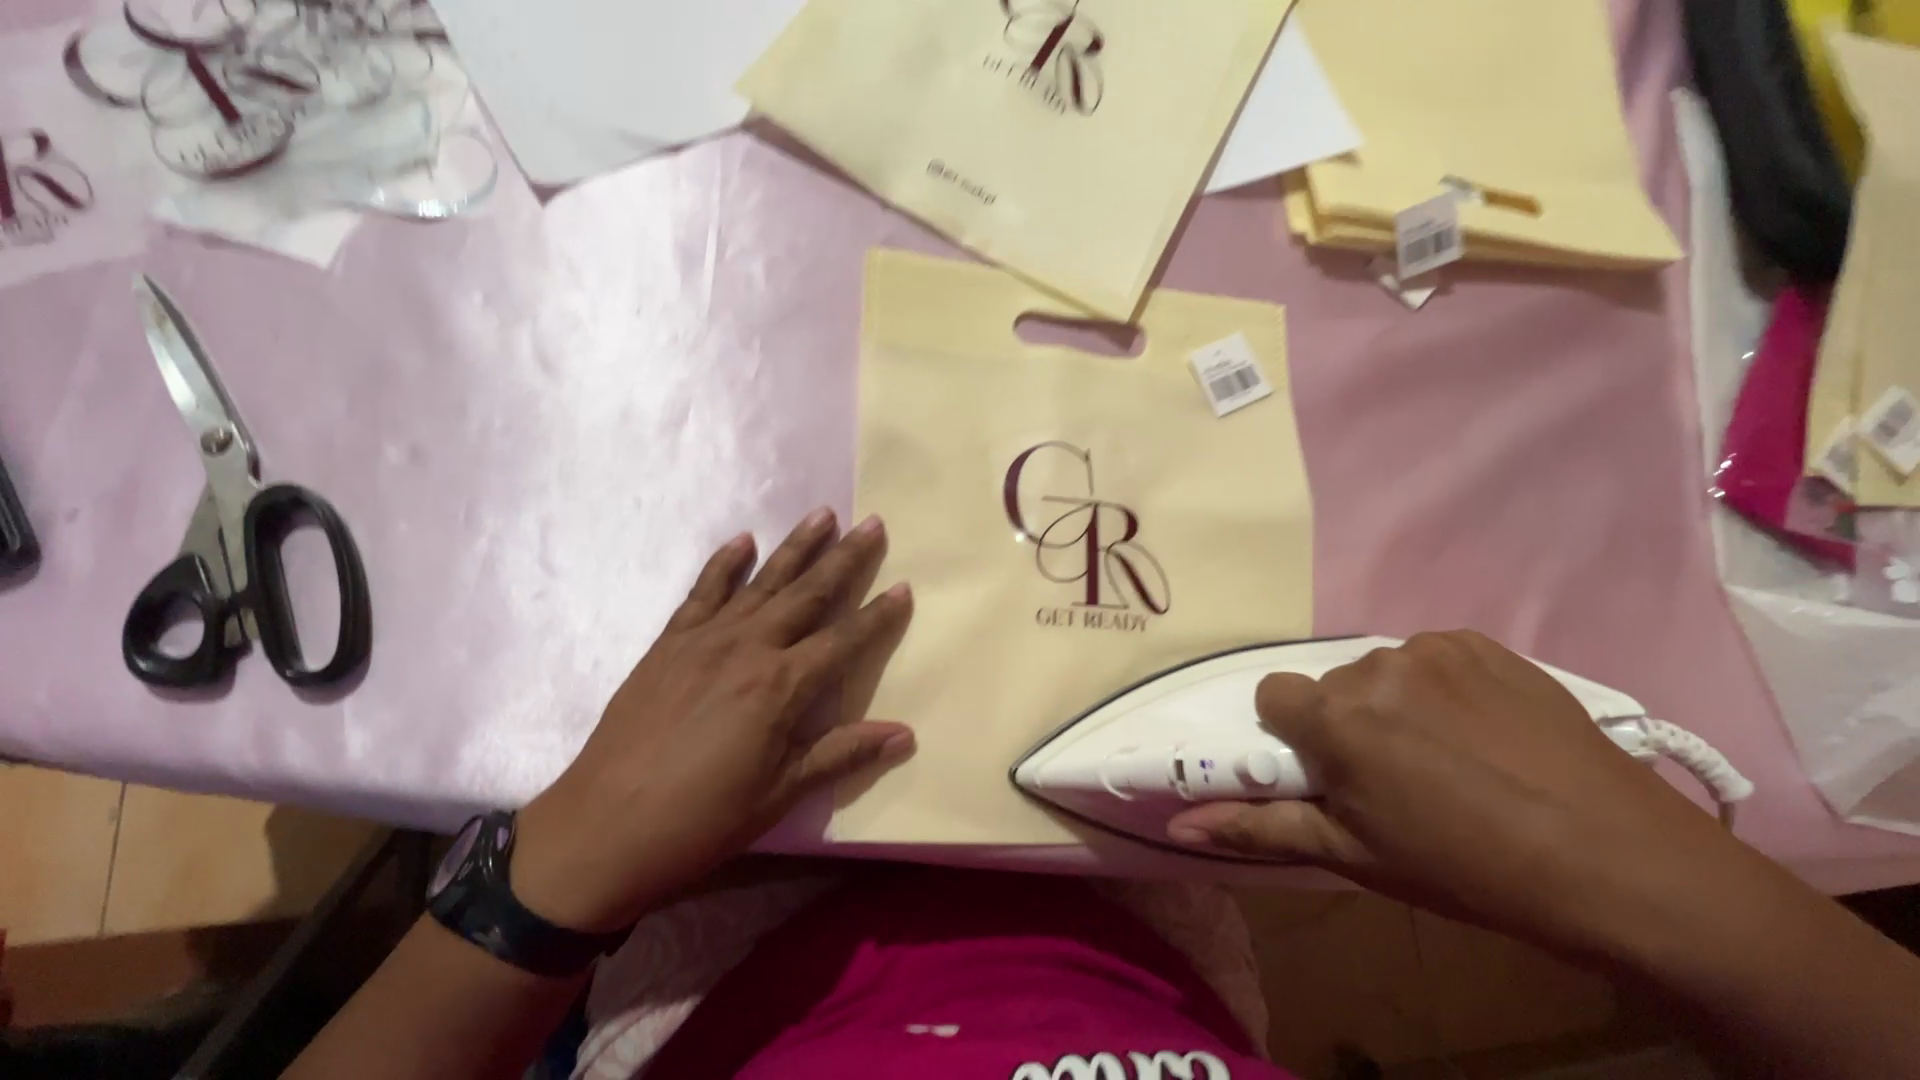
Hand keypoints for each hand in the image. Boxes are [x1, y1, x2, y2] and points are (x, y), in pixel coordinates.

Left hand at [509, 510, 915, 932]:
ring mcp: (704, 640)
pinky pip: (702, 591)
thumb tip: (904, 734)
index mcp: (781, 686)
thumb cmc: (702, 820)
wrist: (602, 828)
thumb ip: (842, 754)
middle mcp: (748, 648)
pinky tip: (742, 542)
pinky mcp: (668, 644)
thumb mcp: (780, 793)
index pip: (844, 640)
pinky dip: (724, 564)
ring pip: (761, 582)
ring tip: (822, 515)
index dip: (877, 615)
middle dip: (844, 558)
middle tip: (872, 523)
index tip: (904, 585)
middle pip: (807, 594)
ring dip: (795, 547)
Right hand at [1166, 632, 1755, 958]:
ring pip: (1382, 671)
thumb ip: (1259, 827)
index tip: (1333, 774)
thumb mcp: (1355, 855)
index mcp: (1337, 718)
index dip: (1295, 739)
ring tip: (1450, 758)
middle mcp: (1376, 666)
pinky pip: (1433, 657)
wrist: (1616, 860)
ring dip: (1394, 705)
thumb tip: (1179, 823)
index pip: (1273, 697)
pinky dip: (1440, 687)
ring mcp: (1436, 649)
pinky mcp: (1486, 643)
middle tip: (1398, 780)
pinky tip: (1484, 731)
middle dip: (1347, 724)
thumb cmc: (1467, 868)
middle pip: (1331, 686)